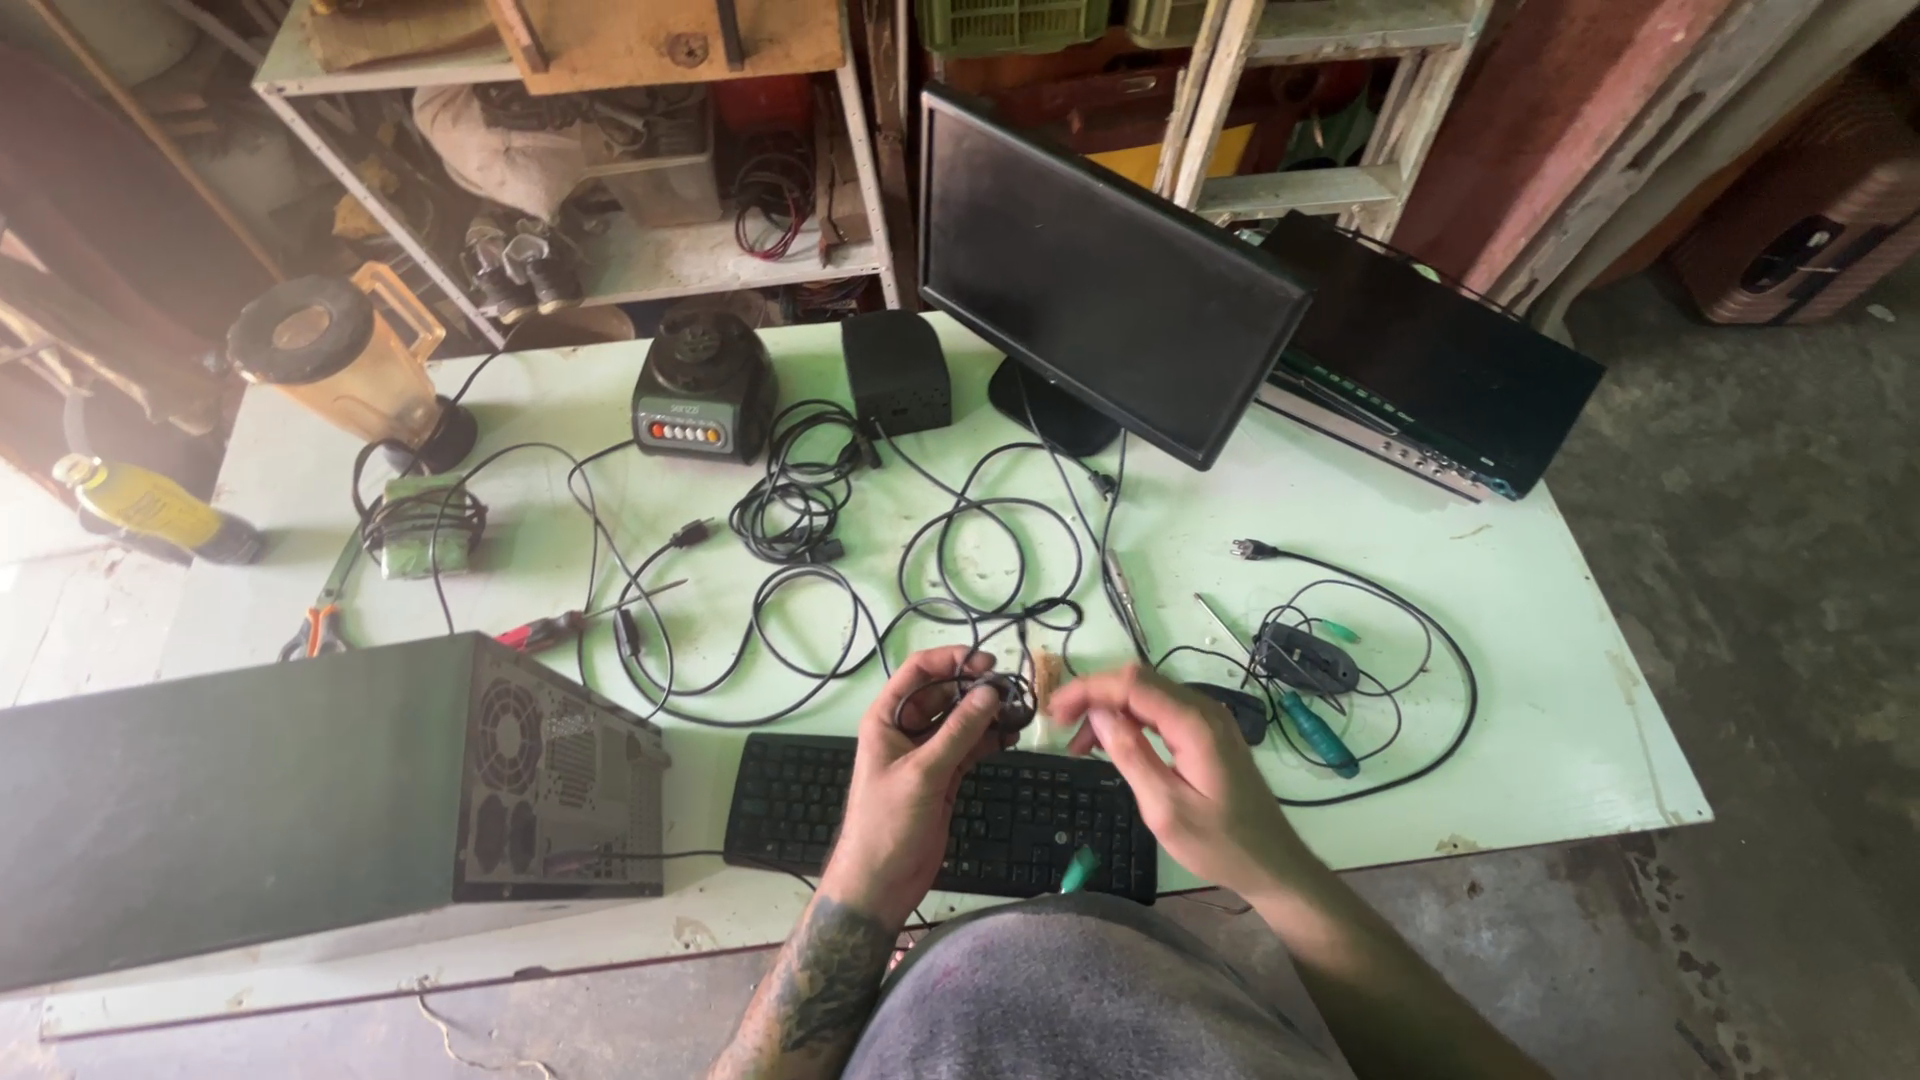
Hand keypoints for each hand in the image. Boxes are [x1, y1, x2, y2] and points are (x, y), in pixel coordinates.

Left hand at [822, 646, 1013, 927]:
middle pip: (944, 692)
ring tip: (1019, 710)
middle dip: (976, 688)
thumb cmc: (887, 822)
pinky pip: (971, 745)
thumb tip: (991, 693)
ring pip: (961, 719)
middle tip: (1012, 690)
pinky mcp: (945, 773)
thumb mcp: (922, 772)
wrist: (881, 881)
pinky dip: (990, 738)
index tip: (987, 662)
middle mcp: (906, 727)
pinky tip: (1012, 735)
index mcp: (886, 717)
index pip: (919, 671)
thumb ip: (958, 732)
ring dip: (988, 713)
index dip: (951, 660)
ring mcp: (928, 751)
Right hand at [1049, 664, 1314, 901]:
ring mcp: (1207, 718)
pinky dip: (1129, 717)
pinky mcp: (1206, 731)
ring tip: (1080, 742)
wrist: (1274, 864)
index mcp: (1194, 724)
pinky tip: (1111, 741)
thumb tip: (1098, 714)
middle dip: (1094, 695)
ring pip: (1146, 692)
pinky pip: (1160, 708)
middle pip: (1138, 680)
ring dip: (1109, 707)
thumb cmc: (1221, 844)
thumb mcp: (1166, 808)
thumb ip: (1131, 755)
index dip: (1088, 690)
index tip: (1055, 712)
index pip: (1131, 684)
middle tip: (1060, 725)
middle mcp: (1203, 709)